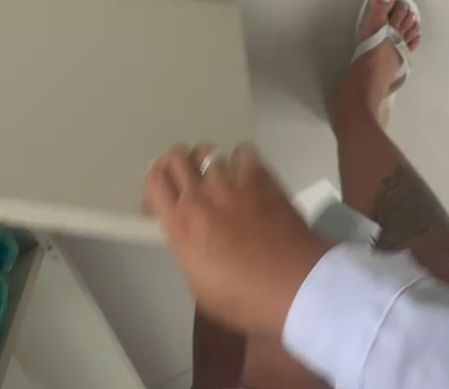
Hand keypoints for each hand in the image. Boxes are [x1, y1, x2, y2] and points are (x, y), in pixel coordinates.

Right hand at [145, 142, 335, 339]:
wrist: (293, 283)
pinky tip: (246, 174)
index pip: (155, 180)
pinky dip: (240, 160)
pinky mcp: (259, 175)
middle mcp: (200, 195)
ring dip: (208, 162)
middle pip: (176, 156)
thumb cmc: (243, 297)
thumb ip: (188, 248)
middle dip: (178, 162)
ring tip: (218, 176)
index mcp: (181, 225)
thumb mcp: (199, 283)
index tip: (163, 188)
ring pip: (207, 150)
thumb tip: (190, 233)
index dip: (156, 178)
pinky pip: (242, 152)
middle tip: (187, 176)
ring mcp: (231, 181)